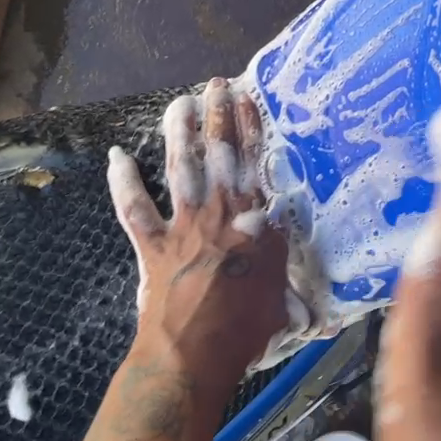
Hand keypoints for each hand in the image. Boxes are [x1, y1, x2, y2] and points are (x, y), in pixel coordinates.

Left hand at [106, 77, 288, 376]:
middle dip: (217, 117)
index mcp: (254, 221)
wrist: (192, 356)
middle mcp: (219, 213)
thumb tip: (324, 315)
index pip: (255, 164)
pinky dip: (123, 183)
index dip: (251, 129)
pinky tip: (116, 157)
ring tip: (179, 104)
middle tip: (215, 85)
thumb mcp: (282, 305)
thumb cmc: (245, 329)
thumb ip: (296, 296)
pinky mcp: (152, 246)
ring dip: (179, 134)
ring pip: (181, 169)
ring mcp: (183, 226)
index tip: (247, 98)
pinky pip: (135, 210)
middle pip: (219, 155)